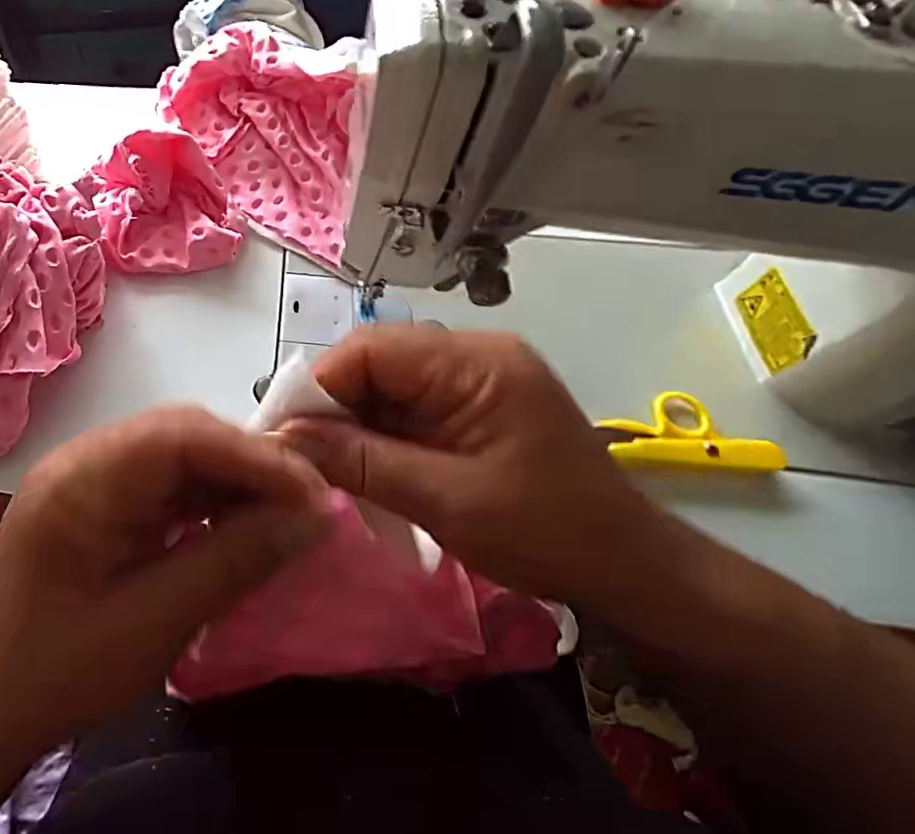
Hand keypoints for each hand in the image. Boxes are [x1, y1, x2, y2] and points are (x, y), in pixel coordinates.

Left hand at [0, 405, 331, 747]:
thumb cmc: (61, 673)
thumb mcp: (155, 622)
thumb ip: (235, 560)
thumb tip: (313, 516)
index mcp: (81, 480)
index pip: (180, 435)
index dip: (254, 455)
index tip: (311, 493)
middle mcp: (81, 459)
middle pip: (180, 432)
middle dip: (247, 461)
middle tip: (302, 503)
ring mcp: (87, 473)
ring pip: (176, 450)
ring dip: (230, 477)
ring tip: (277, 512)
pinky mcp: (96, 495)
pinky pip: (161, 476)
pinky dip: (205, 495)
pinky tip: (233, 521)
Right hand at [280, 325, 681, 606]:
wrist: (627, 566)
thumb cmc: (546, 533)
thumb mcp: (445, 501)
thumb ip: (362, 462)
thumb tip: (287, 438)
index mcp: (476, 363)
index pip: (373, 348)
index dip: (322, 385)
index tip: (287, 434)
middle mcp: (475, 354)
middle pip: (378, 361)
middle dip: (336, 406)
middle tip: (304, 456)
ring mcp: (478, 376)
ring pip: (389, 384)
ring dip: (357, 423)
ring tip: (332, 468)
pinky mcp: (476, 402)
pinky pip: (412, 404)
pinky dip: (384, 434)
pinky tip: (370, 467)